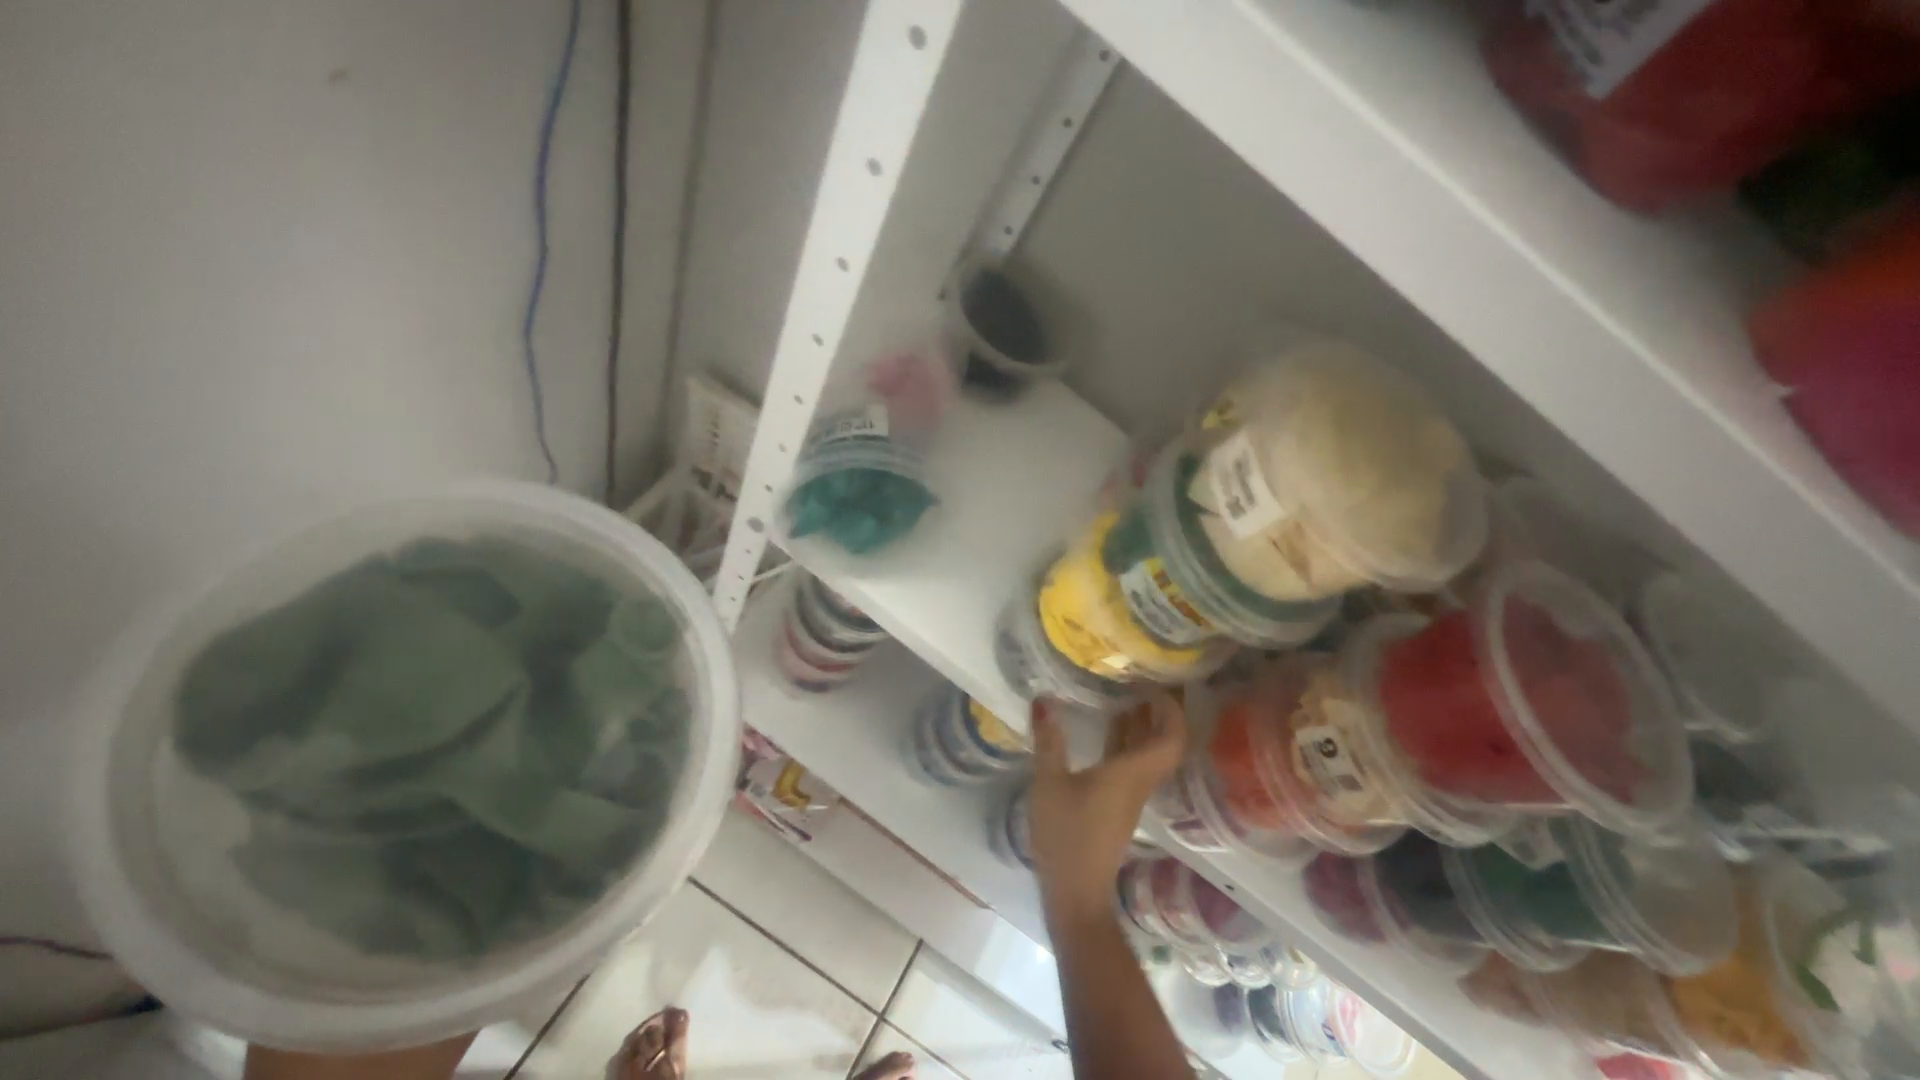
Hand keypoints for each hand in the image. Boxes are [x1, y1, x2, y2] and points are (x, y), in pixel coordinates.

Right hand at [1027, 693, 1186, 922]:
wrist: (1076, 891)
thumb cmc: (1066, 834)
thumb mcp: (1049, 783)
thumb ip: (1048, 741)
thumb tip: (1043, 700)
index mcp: (1131, 774)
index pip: (1171, 739)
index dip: (1171, 711)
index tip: (1154, 687)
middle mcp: (1139, 784)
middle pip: (1164, 745)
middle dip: (1158, 714)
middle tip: (1140, 686)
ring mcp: (1130, 798)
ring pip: (1148, 756)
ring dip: (1142, 729)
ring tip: (1123, 700)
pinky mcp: (1119, 809)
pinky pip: (1133, 767)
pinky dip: (1126, 745)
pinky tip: (1104, 735)